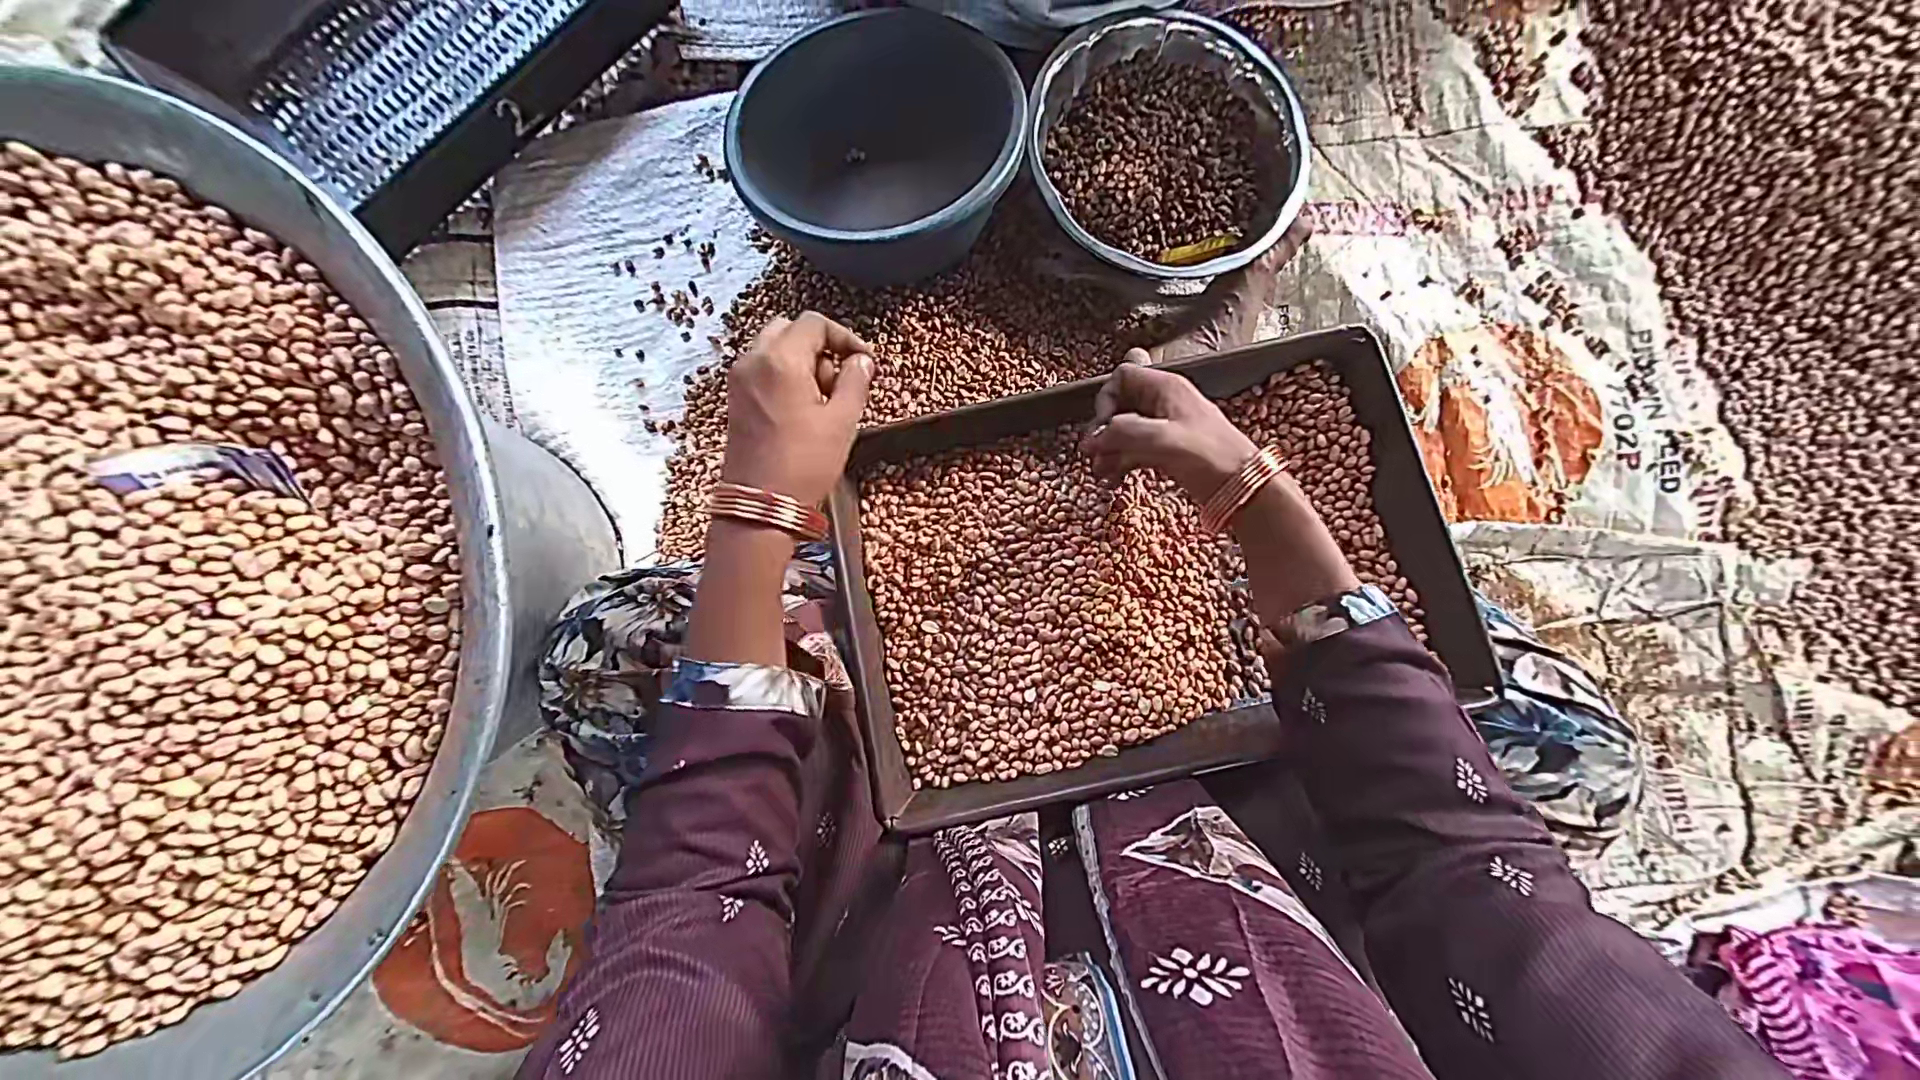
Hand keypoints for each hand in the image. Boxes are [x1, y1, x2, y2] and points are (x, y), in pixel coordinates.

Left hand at [721, 311, 874, 505]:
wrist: (761, 505)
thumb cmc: (803, 465)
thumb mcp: (842, 422)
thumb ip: (855, 382)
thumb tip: (862, 361)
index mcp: (780, 360)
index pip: (814, 323)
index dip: (845, 337)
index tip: (864, 361)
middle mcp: (753, 362)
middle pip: (791, 331)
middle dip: (821, 348)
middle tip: (842, 381)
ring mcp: (740, 381)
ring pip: (776, 350)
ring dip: (804, 363)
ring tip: (825, 402)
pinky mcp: (736, 401)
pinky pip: (764, 372)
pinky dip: (786, 378)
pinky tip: (804, 412)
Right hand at [1077, 350, 1257, 500]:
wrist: (1241, 487)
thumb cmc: (1210, 456)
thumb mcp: (1164, 440)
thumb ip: (1124, 433)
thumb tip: (1092, 439)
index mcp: (1165, 388)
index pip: (1122, 376)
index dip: (1107, 398)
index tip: (1104, 426)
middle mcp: (1162, 403)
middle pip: (1118, 406)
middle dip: (1102, 431)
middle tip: (1094, 454)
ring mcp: (1163, 428)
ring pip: (1122, 432)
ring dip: (1107, 451)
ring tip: (1100, 473)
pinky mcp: (1164, 451)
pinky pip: (1131, 451)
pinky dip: (1118, 464)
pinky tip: (1112, 480)